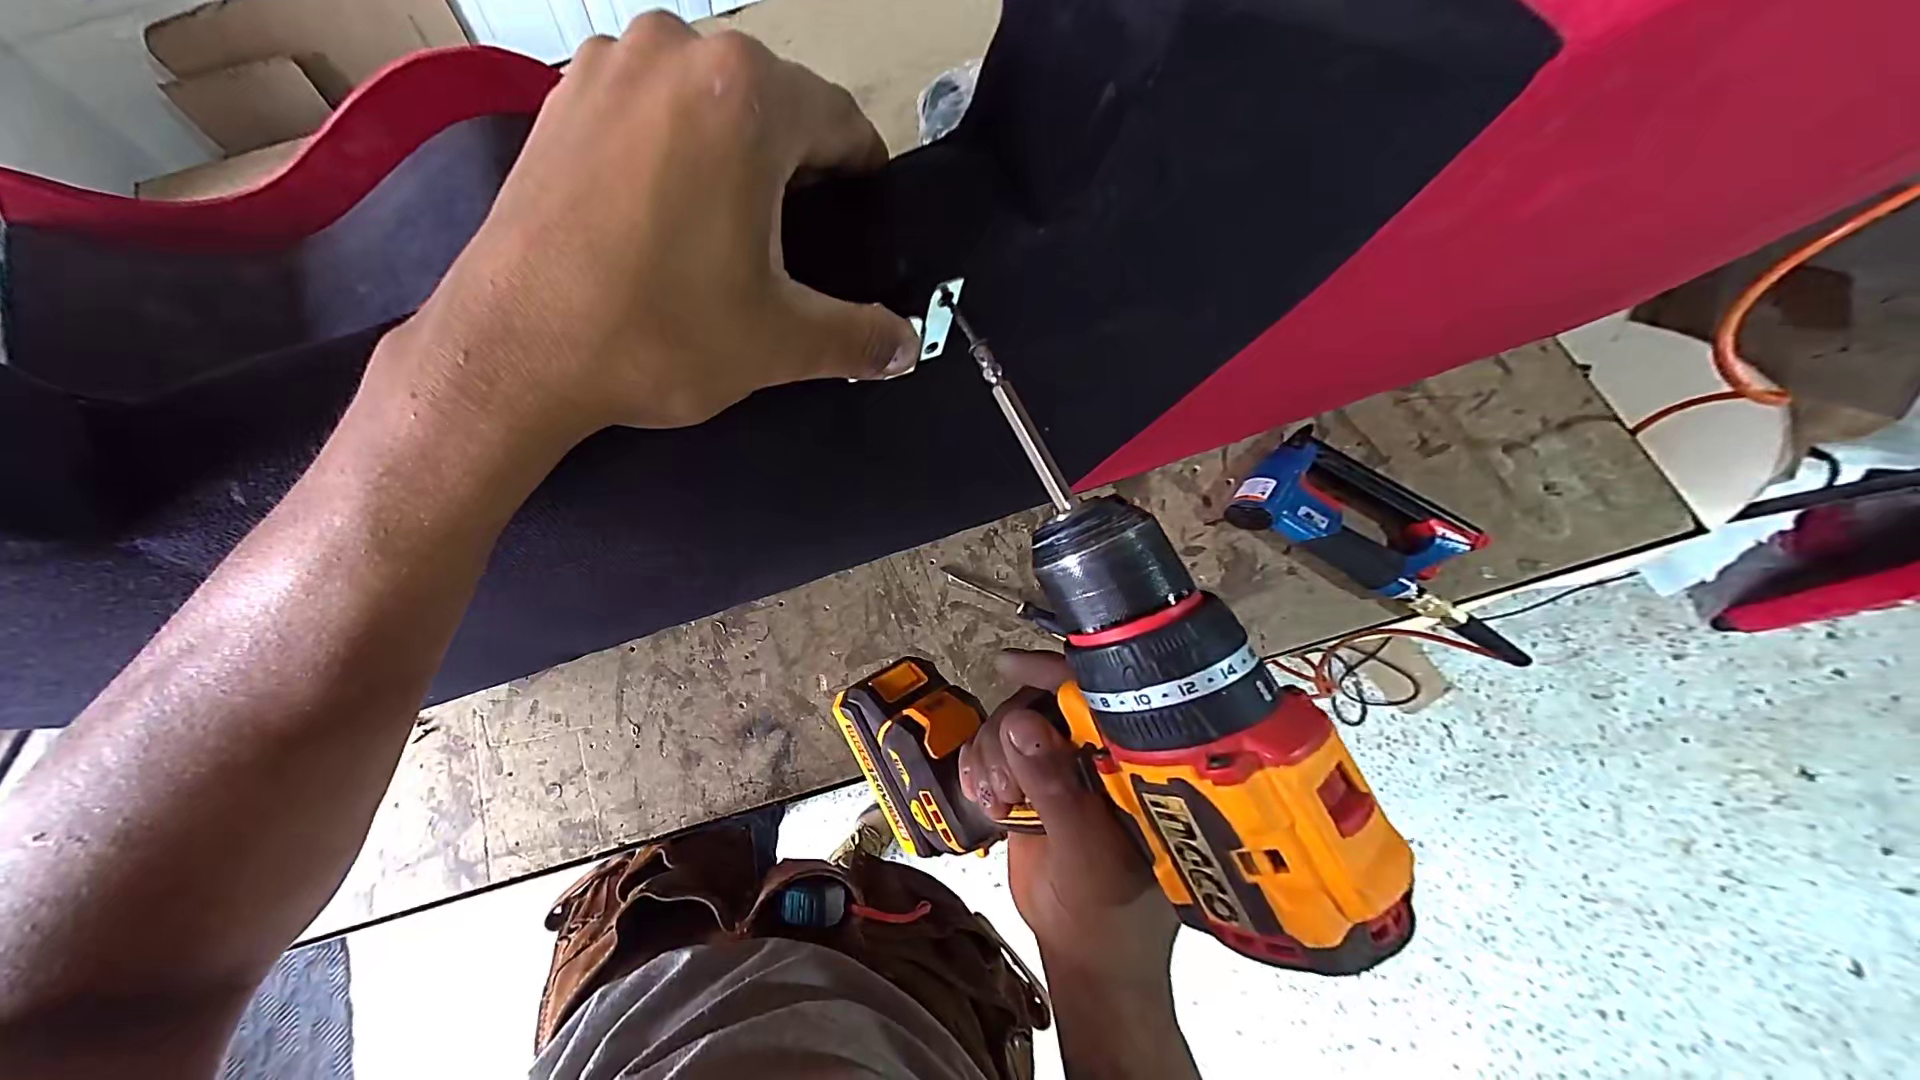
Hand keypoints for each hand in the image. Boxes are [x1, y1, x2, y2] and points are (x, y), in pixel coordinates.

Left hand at [370, 13, 920, 447]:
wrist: (514, 353)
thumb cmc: (662, 334)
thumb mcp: (781, 342)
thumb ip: (860, 337)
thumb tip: (909, 346)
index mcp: (746, 95)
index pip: (842, 123)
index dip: (864, 177)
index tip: (863, 222)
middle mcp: (676, 50)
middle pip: (777, 107)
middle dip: (800, 169)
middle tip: (800, 244)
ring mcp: (607, 65)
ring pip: (711, 105)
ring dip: (738, 158)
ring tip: (733, 232)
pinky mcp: (558, 98)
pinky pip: (652, 113)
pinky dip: (678, 152)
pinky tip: (670, 216)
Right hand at [958, 651, 1178, 986]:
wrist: (1082, 951)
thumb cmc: (1106, 911)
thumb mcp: (1085, 852)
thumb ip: (1056, 789)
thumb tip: (1020, 723)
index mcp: (1123, 759)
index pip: (1090, 694)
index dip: (1050, 672)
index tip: (1008, 665)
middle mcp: (1091, 752)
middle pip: (1037, 704)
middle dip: (1008, 735)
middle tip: (1005, 787)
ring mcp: (1058, 765)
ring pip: (1008, 724)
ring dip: (991, 757)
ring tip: (999, 801)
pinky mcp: (1028, 780)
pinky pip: (989, 749)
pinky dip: (978, 767)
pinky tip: (985, 798)